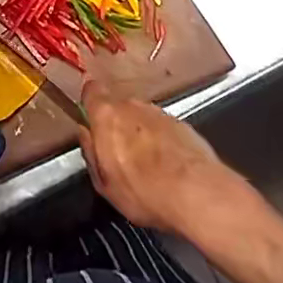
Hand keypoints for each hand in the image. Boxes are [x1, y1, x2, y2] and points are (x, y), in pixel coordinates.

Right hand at [77, 79, 251, 235]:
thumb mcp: (104, 183)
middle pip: (118, 107)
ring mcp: (159, 113)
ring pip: (141, 118)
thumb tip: (86, 135)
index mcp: (107, 115)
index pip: (92, 91)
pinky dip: (161, 141)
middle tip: (119, 155)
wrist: (196, 192)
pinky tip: (166, 167)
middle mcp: (132, 106)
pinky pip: (162, 128)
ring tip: (146, 166)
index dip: (90, 103)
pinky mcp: (181, 123)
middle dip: (117, 126)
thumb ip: (90, 153)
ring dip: (140, 134)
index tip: (91, 121)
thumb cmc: (144, 191)